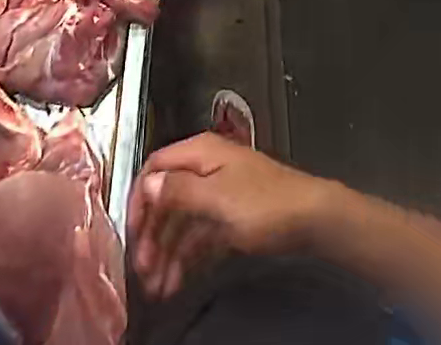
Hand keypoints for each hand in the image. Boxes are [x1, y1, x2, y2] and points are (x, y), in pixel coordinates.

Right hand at [126, 133, 346, 298]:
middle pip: (166, 197)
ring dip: (165, 252)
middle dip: (151, 234)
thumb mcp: (217, 197)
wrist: (310, 217)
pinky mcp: (231, 216)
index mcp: (203, 153)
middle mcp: (208, 167)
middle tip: (142, 270)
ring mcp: (220, 192)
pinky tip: (176, 282)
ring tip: (157, 287)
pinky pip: (199, 234)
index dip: (140, 199)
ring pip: (181, 220)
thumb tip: (148, 183)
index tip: (131, 233)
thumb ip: (179, 189)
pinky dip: (186, 256)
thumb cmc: (265, 203)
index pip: (156, 167)